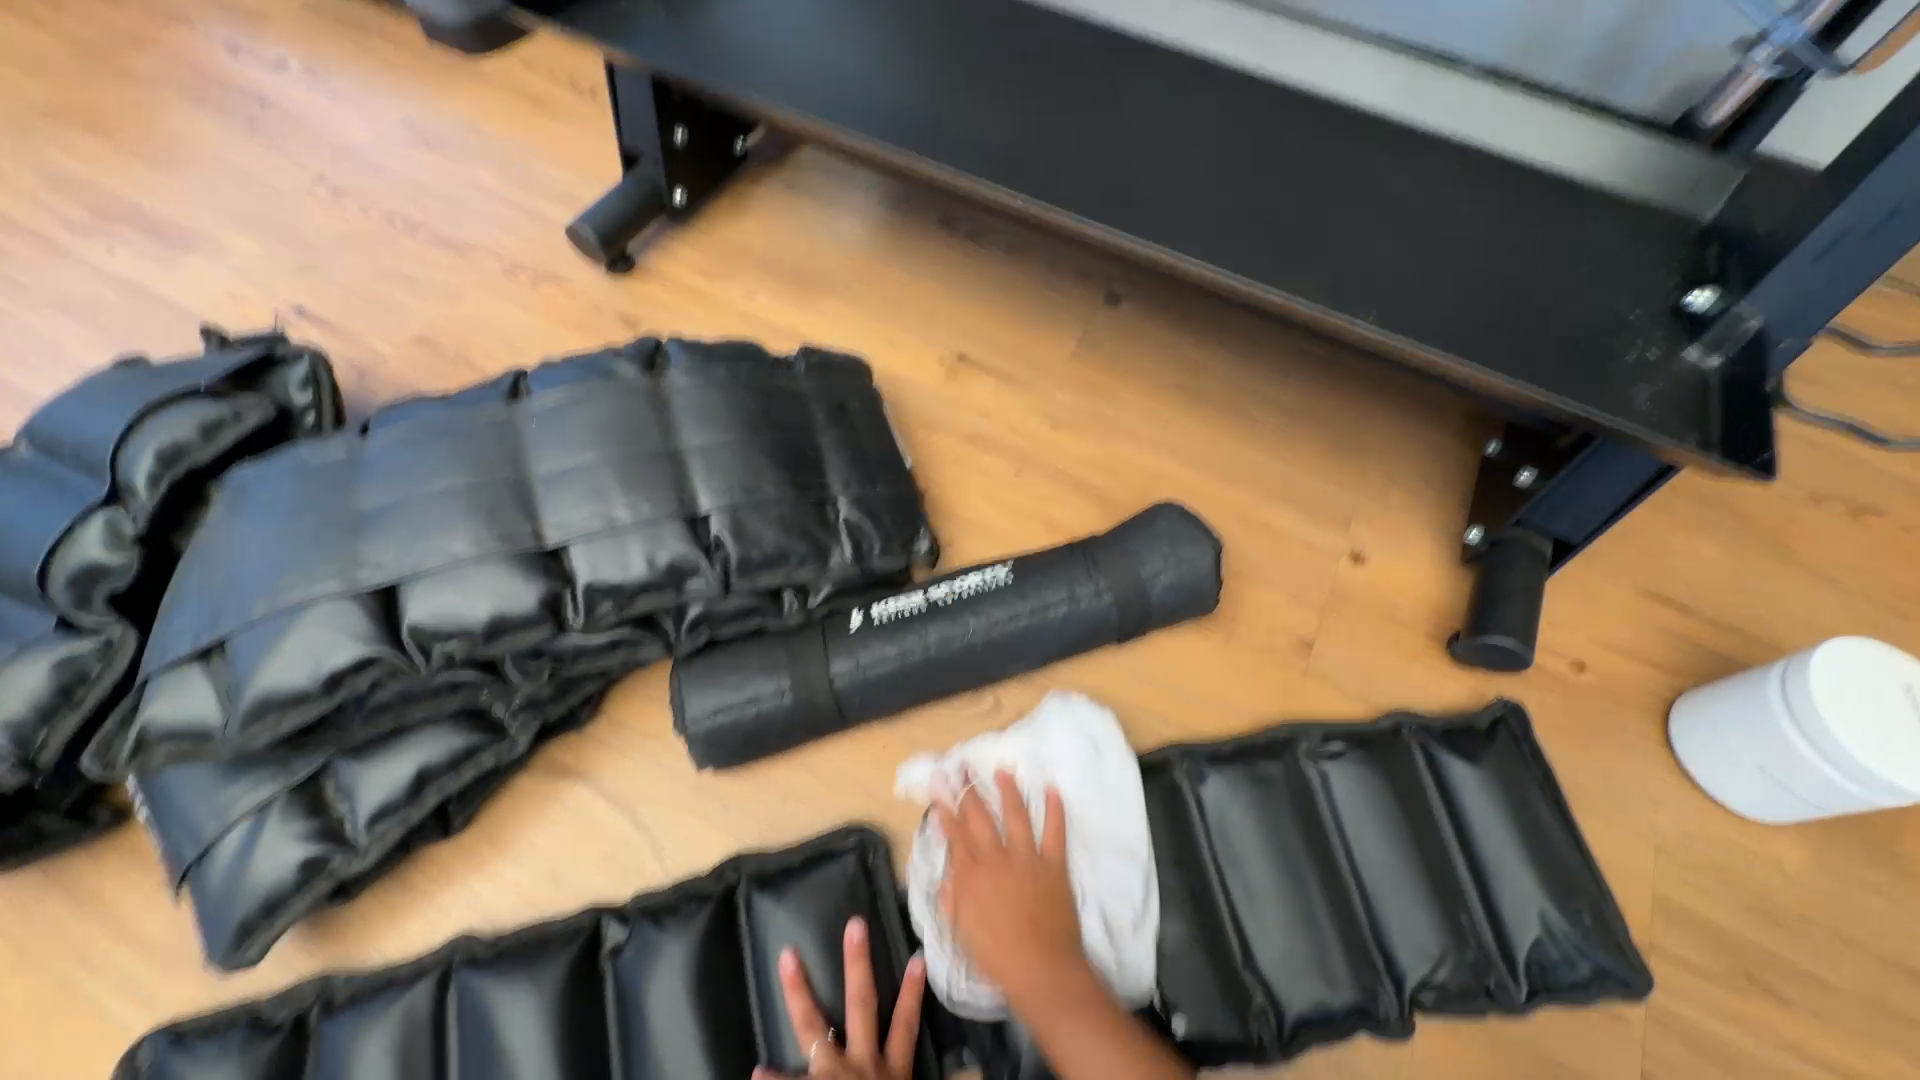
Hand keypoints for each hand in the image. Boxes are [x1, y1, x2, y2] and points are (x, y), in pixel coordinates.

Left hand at [754, 916, 927, 1079]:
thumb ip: (896, 1065)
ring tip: (788, 957)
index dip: (913, 991)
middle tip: (854, 924)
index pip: (906, 1024)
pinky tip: (757, 1071)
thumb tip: (908, 1036)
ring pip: (816, 1028)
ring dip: (800, 993)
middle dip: (858, 964)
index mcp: (891, 1073)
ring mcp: (837, 1078)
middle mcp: (865, 1067)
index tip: (918, 955)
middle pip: (863, 1005)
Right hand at [933, 770, 1089, 1008]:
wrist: (1041, 970)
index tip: (939, 788)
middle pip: (980, 817)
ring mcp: (1028, 858)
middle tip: (962, 766)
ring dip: (1009, 791)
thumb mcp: (960, 930)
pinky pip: (1056, 831)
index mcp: (971, 875)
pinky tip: (1052, 790)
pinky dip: (1055, 809)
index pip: (955, 834)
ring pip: (1016, 815)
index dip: (946, 809)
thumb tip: (949, 870)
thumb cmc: (996, 957)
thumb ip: (952, 896)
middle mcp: (997, 859)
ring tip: (1003, 770)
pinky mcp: (1054, 865)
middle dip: (969, 790)